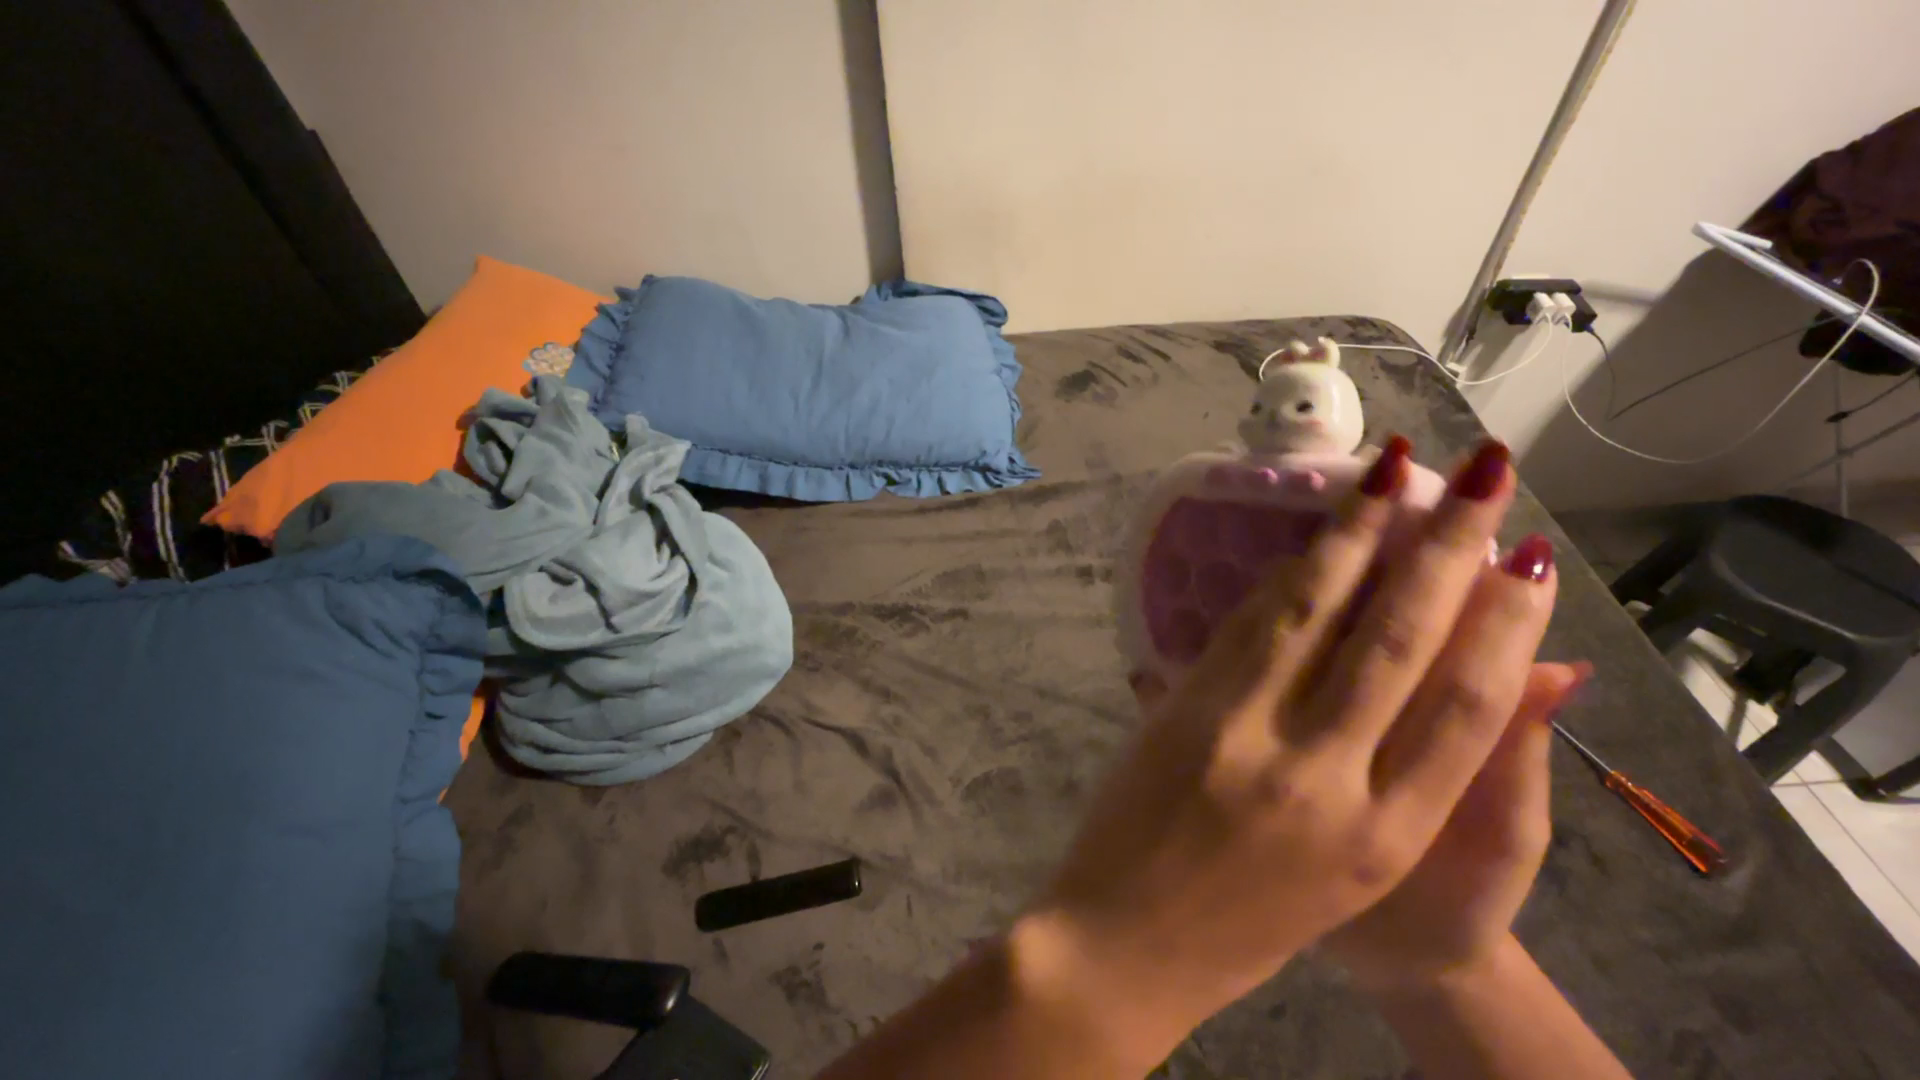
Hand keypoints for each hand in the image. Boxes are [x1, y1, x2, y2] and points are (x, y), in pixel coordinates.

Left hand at [1016, 439, 1557, 1058]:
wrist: (1130, 947)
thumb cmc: (1259, 923)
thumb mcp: (1366, 871)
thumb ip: (1445, 779)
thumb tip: (1535, 676)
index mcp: (1384, 835)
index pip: (1468, 704)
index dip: (1508, 620)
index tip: (1531, 551)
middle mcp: (1322, 781)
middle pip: (1401, 639)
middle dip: (1449, 545)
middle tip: (1487, 468)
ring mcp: (1243, 739)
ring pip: (1317, 613)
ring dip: (1360, 532)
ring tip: (1395, 469)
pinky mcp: (1181, 713)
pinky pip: (1245, 628)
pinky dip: (1286, 576)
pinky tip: (1315, 536)